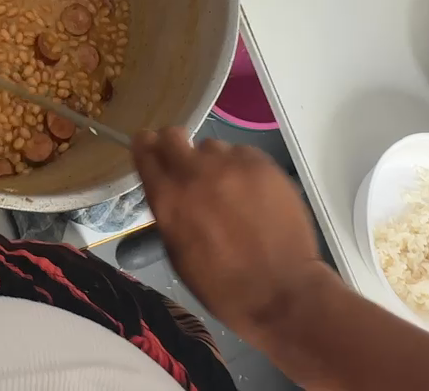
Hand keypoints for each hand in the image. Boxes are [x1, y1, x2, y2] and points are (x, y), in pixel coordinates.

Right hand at [133, 128, 336, 342]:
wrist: (283, 294)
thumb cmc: (223, 286)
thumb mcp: (177, 253)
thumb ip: (167, 210)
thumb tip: (166, 186)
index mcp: (168, 197)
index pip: (144, 148)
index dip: (147, 146)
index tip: (152, 150)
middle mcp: (194, 172)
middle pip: (172, 134)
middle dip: (175, 146)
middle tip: (188, 166)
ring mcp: (229, 164)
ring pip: (211, 147)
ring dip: (213, 164)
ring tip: (230, 191)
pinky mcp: (260, 163)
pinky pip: (241, 154)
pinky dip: (241, 169)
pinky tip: (253, 194)